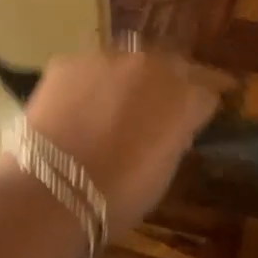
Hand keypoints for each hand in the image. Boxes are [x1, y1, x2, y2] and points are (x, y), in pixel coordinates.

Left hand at [23, 51, 229, 237]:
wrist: (50, 191)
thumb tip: (172, 129)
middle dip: (170, 84)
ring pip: (126, 63)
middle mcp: (150, 66)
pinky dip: (88, 85)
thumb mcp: (162, 173)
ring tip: (114, 106)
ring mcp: (106, 59)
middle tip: (159, 108)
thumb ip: (173, 140)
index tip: (198, 117)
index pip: (207, 92)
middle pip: (170, 66)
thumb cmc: (117, 197)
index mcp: (184, 98)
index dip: (202, 107)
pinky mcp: (67, 63)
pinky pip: (88, 70)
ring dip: (126, 81)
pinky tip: (77, 108)